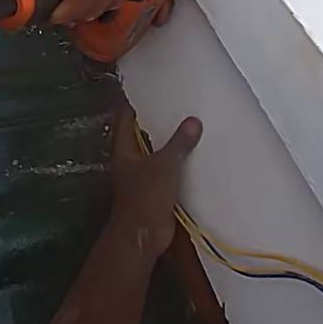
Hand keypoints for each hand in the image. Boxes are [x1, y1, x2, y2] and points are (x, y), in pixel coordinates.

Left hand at [108, 108, 201, 262]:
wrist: (144, 236)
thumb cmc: (145, 197)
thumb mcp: (163, 166)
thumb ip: (178, 143)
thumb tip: (193, 121)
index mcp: (125, 149)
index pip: (126, 118)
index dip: (134, 102)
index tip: (150, 88)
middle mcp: (132, 160)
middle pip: (144, 134)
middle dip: (158, 121)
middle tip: (178, 103)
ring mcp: (144, 176)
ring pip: (158, 152)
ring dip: (172, 143)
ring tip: (192, 124)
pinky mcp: (158, 190)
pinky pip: (171, 170)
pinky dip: (181, 163)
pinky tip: (197, 154)